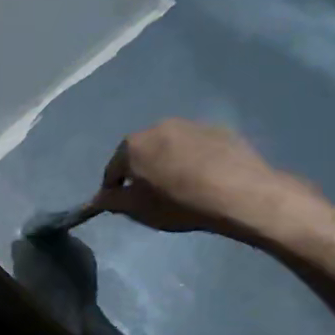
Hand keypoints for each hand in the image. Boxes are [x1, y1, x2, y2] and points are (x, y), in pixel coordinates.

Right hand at [86, 119, 319, 238]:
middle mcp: (158, 126)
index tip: (122, 203)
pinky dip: (193, 159)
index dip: (113, 188)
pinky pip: (195, 146)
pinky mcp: (217, 129)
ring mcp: (190, 124)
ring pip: (169, 146)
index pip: (113, 169)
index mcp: (133, 145)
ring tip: (180, 186)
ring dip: (168, 162)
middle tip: (152, 195)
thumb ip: (113, 201)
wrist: (237, 192)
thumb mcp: (139, 210)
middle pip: (141, 152)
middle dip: (142, 171)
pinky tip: (203, 178)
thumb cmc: (179, 203)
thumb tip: (97, 198)